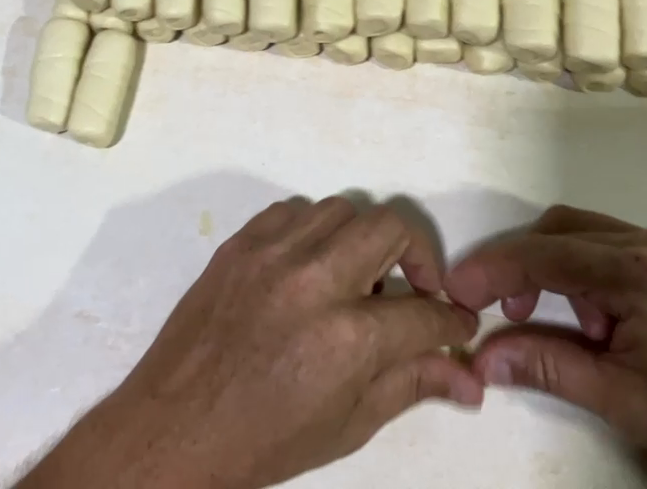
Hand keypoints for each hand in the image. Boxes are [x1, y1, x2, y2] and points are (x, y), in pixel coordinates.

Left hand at [19, 197, 480, 488]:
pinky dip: (312, 231)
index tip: (455, 323)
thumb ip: (411, 385)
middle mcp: (313, 279)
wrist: (179, 424)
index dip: (452, 321)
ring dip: (362, 239)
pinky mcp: (239, 243)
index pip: (425, 312)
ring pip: (341, 209)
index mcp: (347, 336)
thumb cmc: (266, 437)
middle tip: (414, 287)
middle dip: (418, 255)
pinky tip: (310, 265)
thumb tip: (467, 377)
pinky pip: (292, 211)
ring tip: (356, 279)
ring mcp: (271, 253)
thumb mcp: (349, 424)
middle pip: (390, 227)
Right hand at [447, 206, 646, 488]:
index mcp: (637, 269)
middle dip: (520, 266)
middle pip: (559, 231)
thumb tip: (481, 357)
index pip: (540, 256)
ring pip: (587, 239)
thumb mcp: (628, 403)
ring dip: (556, 273)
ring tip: (559, 331)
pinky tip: (600, 328)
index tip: (450, 292)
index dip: (488, 271)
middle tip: (499, 313)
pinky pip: (616, 254)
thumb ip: (549, 367)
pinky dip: (588, 279)